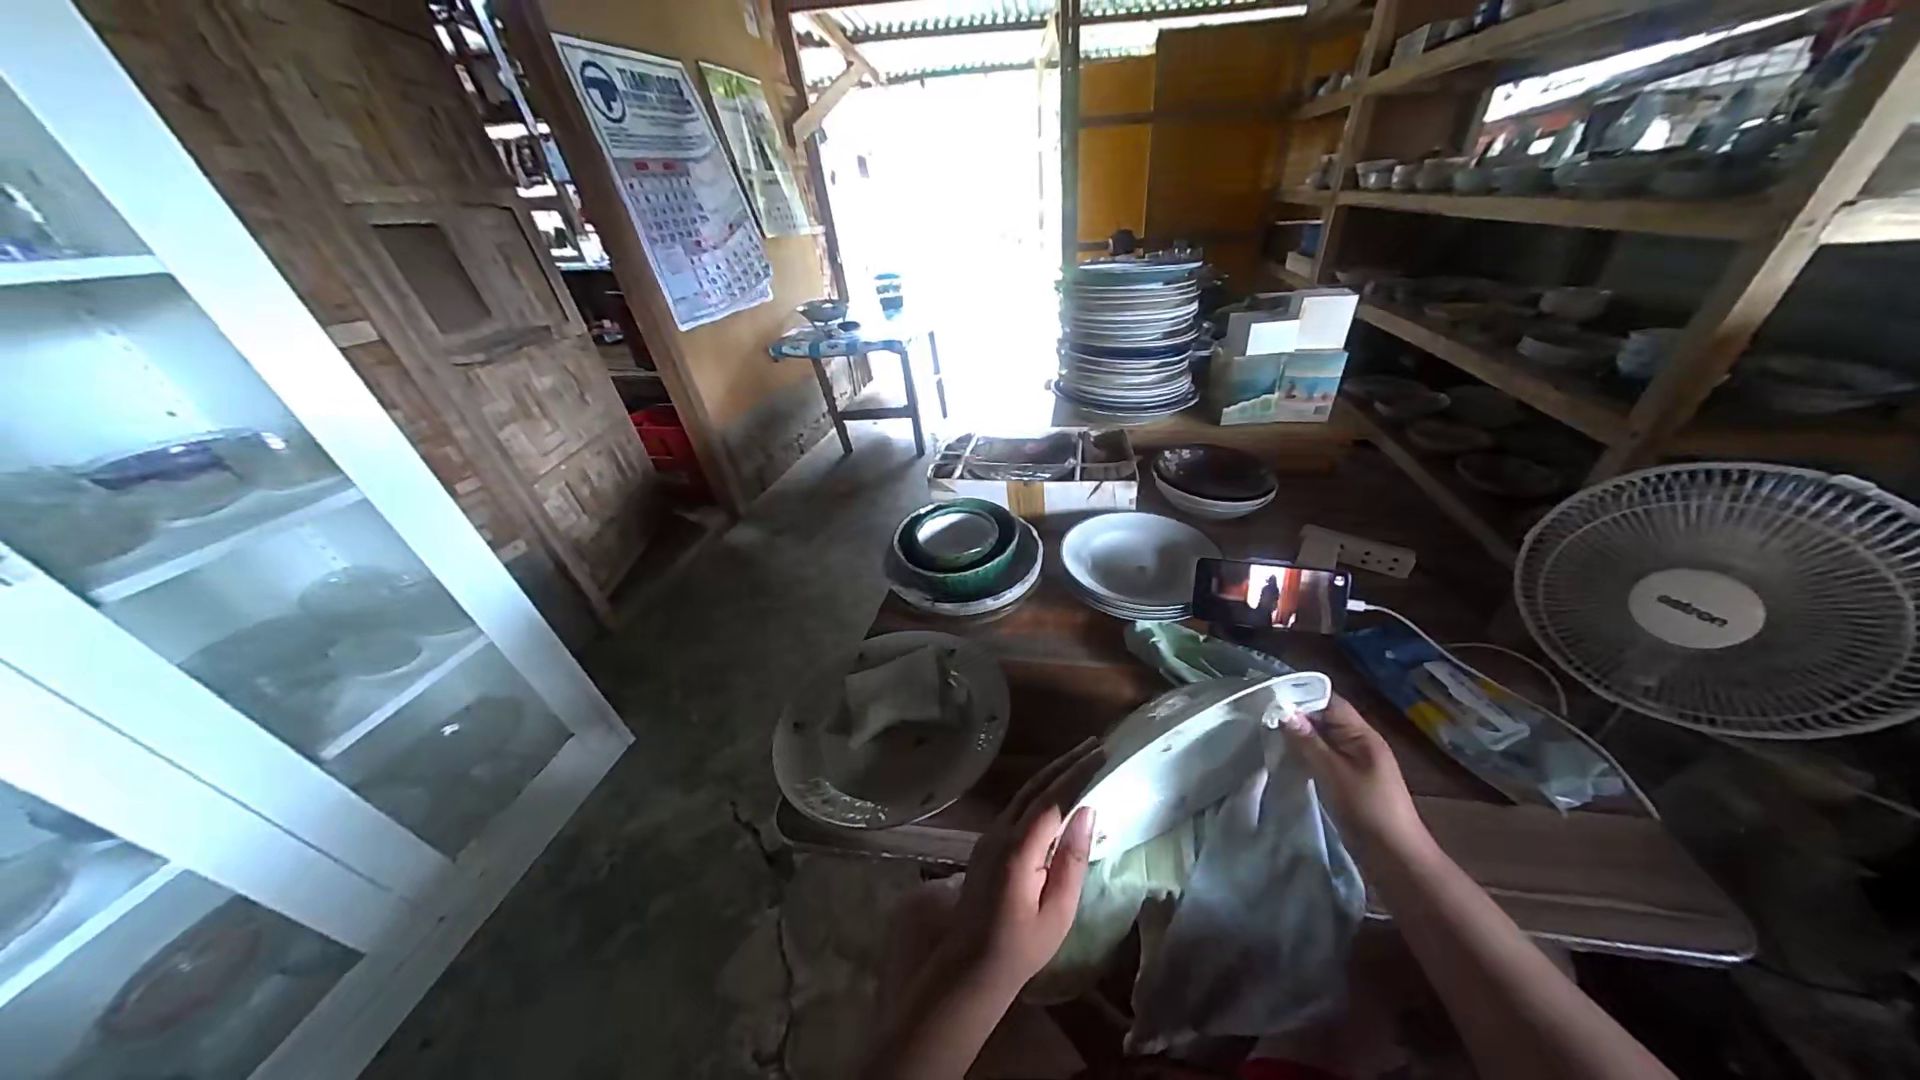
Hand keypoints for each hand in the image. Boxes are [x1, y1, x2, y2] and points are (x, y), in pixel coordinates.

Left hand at [946, 738, 1104, 989]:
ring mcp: (989, 836)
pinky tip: (1055, 791)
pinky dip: (1039, 792)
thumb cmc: (1021, 946)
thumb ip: (1072, 859)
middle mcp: (999, 833)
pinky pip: (1017, 807)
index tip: (1100, 755)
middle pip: (1034, 788)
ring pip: (1023, 794)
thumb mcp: (1058, 911)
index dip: (1077, 774)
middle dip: (1065, 764)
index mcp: (1018, 849)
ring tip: (1079, 759)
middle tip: (1093, 745)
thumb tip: (1087, 813)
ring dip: (1051, 775)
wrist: (971, 964)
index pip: (1052, 799)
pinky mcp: (988, 843)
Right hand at [1277, 695, 1428, 857]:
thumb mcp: (1333, 772)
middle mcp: (1360, 743)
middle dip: (1297, 715)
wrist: (1395, 857)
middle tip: (1263, 716)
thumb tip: (1284, 711)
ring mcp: (1356, 762)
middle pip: (1325, 718)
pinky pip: (1323, 756)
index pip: (1330, 701)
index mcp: (1363, 735)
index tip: (1271, 697)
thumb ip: (1308, 741)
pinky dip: (1306, 753)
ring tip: (1269, 734)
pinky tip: (1287, 757)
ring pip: (1322, 737)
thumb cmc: (1367, 809)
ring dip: (1299, 736)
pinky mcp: (1349, 779)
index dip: (1302, 695)